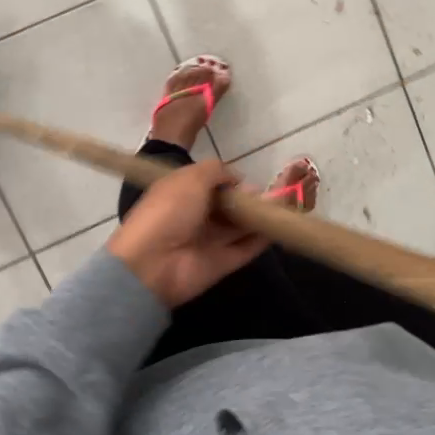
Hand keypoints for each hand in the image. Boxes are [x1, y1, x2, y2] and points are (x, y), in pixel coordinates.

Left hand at [107, 161, 267, 307]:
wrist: (152, 263)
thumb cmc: (170, 210)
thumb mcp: (192, 178)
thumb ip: (217, 171)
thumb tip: (237, 178)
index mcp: (179, 193)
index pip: (206, 184)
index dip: (226, 180)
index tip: (245, 180)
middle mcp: (193, 216)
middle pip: (225, 206)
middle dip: (246, 199)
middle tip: (272, 194)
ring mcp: (207, 241)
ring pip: (237, 227)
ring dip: (257, 217)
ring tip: (282, 208)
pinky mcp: (220, 263)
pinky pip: (244, 249)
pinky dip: (261, 240)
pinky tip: (279, 229)